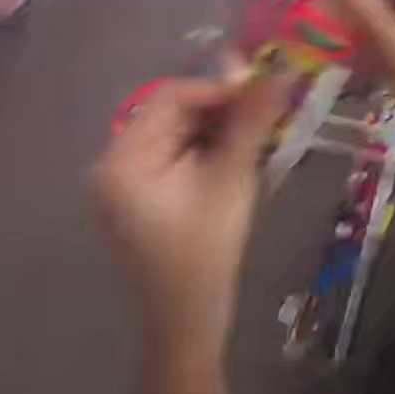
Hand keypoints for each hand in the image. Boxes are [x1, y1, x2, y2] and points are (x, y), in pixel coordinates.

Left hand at [92, 72, 292, 344]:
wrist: (189, 321)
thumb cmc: (207, 251)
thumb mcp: (231, 179)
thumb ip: (251, 122)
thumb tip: (280, 72)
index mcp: (123, 159)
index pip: (172, 97)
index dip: (220, 87)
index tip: (265, 90)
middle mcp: (114, 163)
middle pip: (173, 113)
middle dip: (222, 109)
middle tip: (268, 111)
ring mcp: (126, 182)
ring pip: (179, 133)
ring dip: (220, 128)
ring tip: (259, 134)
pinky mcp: (143, 196)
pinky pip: (178, 155)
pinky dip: (209, 149)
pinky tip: (239, 155)